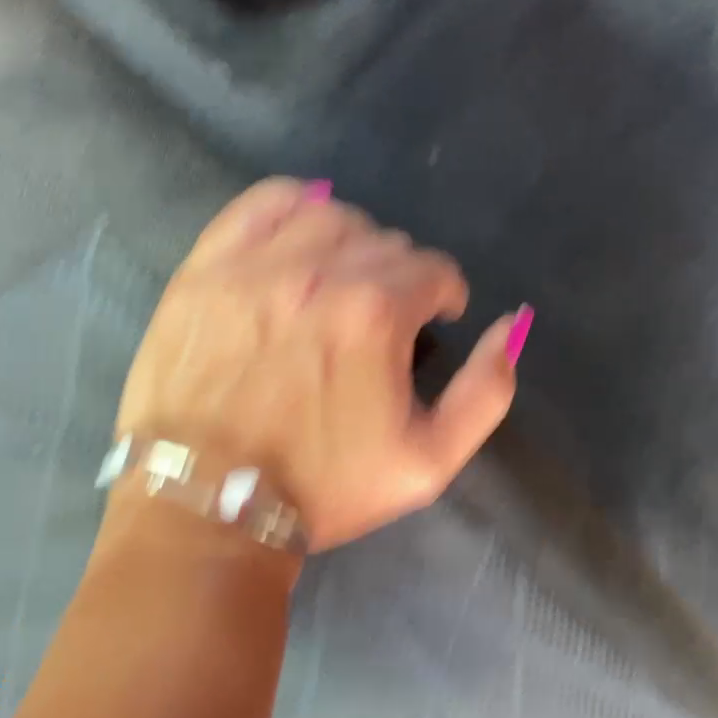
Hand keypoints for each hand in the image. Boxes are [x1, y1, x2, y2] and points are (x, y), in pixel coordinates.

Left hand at [115, 177, 530, 549]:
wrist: (204, 512)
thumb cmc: (326, 485)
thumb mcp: (432, 458)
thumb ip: (488, 388)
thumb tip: (513, 324)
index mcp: (378, 314)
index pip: (436, 270)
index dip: (445, 297)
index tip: (434, 324)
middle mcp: (321, 274)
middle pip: (389, 242)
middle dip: (403, 276)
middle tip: (388, 318)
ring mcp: (256, 268)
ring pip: (333, 217)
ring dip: (355, 242)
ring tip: (345, 279)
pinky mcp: (205, 272)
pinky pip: (261, 205)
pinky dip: (293, 205)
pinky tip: (302, 234)